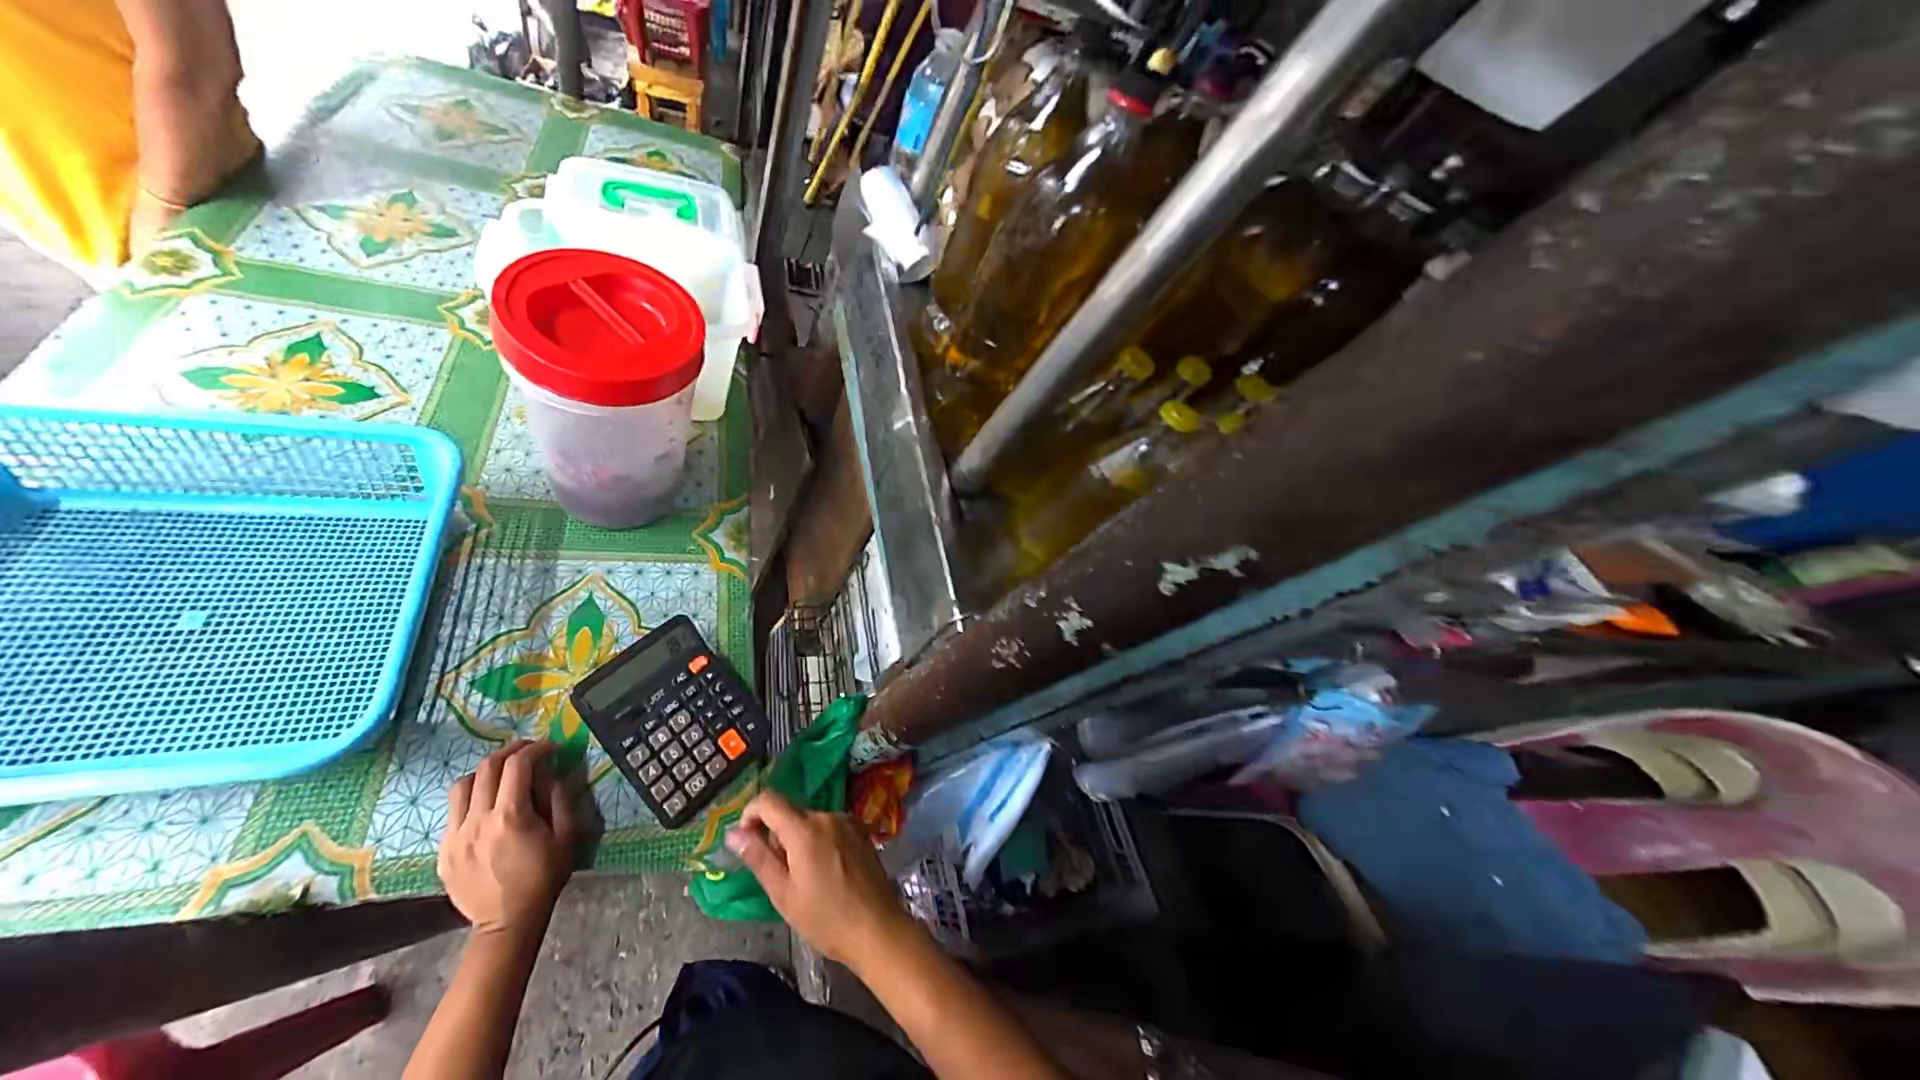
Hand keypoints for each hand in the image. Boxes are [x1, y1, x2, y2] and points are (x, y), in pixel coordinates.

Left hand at [439, 741, 579, 937]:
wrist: (507, 921)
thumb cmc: (544, 877)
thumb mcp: (567, 835)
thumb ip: (558, 798)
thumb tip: (548, 771)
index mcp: (511, 817)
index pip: (518, 765)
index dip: (535, 749)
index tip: (550, 748)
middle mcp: (477, 821)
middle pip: (486, 768)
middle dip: (510, 751)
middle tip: (528, 751)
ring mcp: (454, 836)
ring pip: (461, 785)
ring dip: (484, 772)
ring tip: (502, 775)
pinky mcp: (443, 850)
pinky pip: (453, 812)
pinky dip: (472, 798)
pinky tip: (487, 806)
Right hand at [727, 791, 921, 971]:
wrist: (878, 929)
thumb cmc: (826, 917)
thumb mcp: (784, 893)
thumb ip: (758, 857)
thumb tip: (734, 833)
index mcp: (805, 828)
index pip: (769, 800)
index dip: (750, 814)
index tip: (746, 840)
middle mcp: (827, 816)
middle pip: (790, 812)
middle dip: (775, 834)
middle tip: (776, 872)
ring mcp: (848, 822)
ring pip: (810, 821)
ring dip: (797, 839)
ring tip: (802, 877)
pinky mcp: (861, 832)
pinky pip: (829, 828)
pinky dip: (818, 841)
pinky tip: (823, 872)